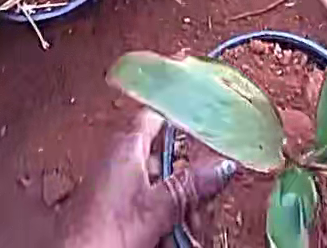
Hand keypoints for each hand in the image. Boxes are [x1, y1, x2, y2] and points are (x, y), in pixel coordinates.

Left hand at [63, 111, 238, 247]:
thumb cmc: (102, 232)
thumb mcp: (156, 207)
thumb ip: (190, 185)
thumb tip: (224, 164)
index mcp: (129, 143)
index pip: (160, 109)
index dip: (180, 102)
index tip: (201, 93)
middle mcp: (122, 155)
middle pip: (166, 151)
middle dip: (188, 170)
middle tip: (207, 185)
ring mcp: (118, 182)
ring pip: (160, 178)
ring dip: (179, 196)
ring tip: (191, 220)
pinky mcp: (116, 206)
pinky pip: (149, 198)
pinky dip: (164, 211)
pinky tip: (174, 231)